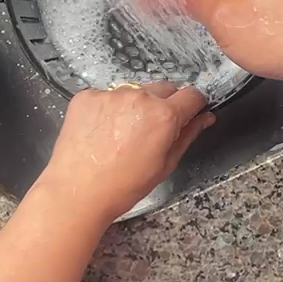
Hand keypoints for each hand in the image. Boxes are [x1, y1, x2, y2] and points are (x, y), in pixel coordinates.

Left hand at [33, 83, 214, 221]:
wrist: (77, 192)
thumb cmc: (123, 186)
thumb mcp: (165, 165)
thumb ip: (188, 135)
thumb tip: (205, 118)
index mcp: (164, 115)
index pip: (192, 95)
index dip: (194, 105)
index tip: (189, 113)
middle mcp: (140, 97)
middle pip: (164, 89)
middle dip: (165, 104)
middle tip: (153, 129)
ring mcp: (111, 94)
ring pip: (135, 91)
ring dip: (136, 105)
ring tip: (123, 133)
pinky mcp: (87, 96)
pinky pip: (108, 95)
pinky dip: (109, 108)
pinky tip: (104, 131)